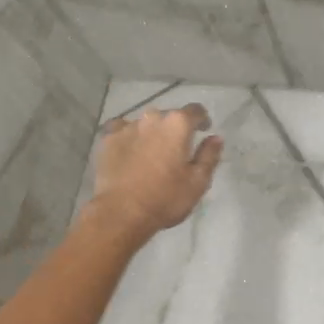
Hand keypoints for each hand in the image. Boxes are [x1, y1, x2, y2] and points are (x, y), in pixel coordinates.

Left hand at [90, 104, 222, 238]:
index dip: (202, 119)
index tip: (203, 130)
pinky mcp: (108, 138)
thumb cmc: (165, 198)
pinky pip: (123, 132)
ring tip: (151, 154)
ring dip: (151, 134)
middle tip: (176, 150)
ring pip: (145, 124)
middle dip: (175, 129)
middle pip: (168, 116)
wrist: (120, 212)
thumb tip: (216, 137)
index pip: (195, 111)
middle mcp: (152, 118)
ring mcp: (127, 126)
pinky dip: (129, 139)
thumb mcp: (197, 181)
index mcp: (177, 124)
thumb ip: (209, 155)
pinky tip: (129, 154)